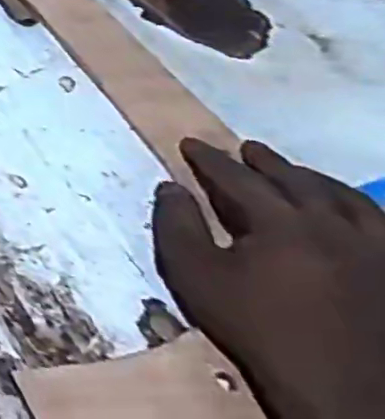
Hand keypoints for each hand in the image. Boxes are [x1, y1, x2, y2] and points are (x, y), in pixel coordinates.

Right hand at [153, 138, 384, 418]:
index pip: (239, 178)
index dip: (210, 158)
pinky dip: (364, 211)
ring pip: (353, 203)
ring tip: (300, 175)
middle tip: (248, 149)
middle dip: (270, 163)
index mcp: (283, 225)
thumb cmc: (256, 325)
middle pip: (301, 184)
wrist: (339, 389)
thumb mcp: (194, 272)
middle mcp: (336, 231)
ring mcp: (379, 256)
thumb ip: (176, 223)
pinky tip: (353, 213)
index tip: (190, 144)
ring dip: (319, 182)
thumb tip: (171, 187)